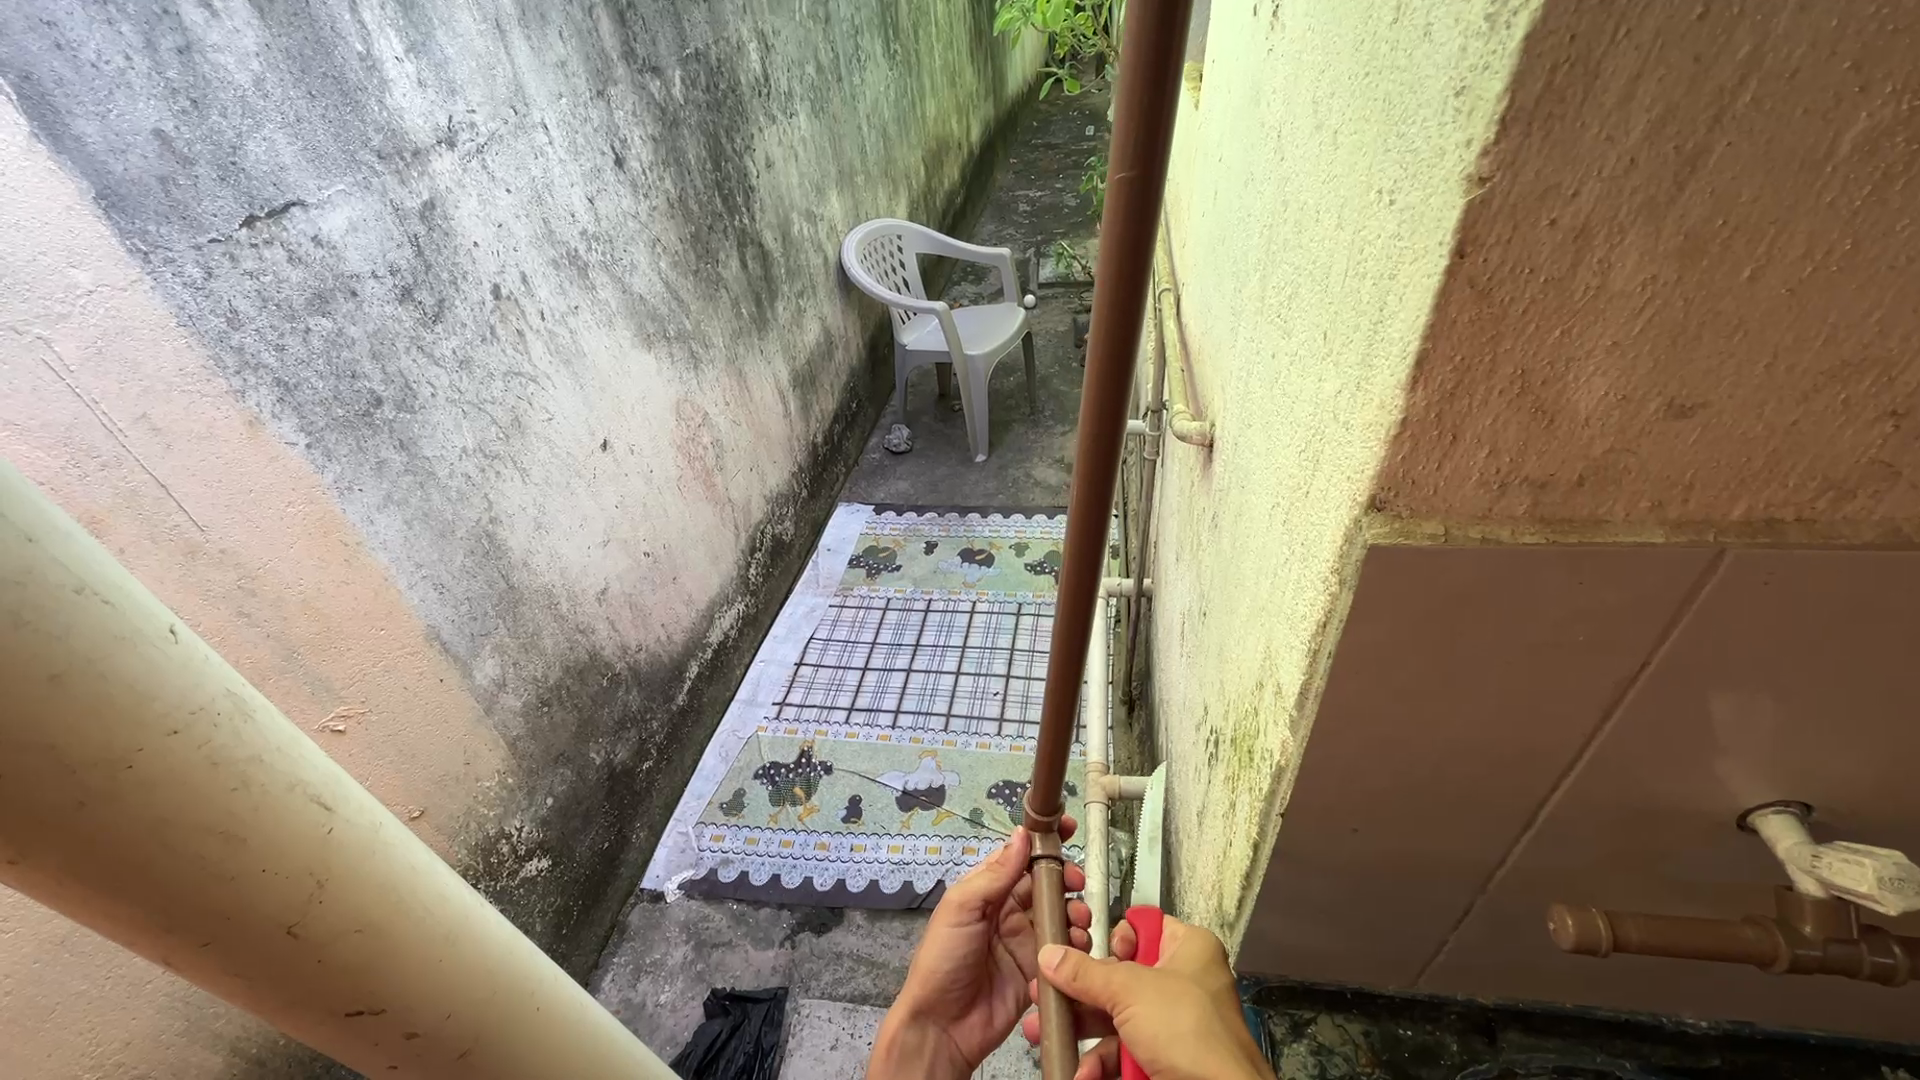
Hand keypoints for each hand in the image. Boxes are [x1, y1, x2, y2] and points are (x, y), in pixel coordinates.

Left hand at [867, 820, 1091, 1079]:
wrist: (942, 1026)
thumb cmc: (943, 959)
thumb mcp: (962, 907)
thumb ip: (995, 874)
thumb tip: (1021, 835)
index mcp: (987, 889)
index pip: (1019, 856)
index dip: (1043, 840)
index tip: (1067, 826)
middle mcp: (1009, 910)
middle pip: (1046, 883)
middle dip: (1066, 877)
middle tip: (1076, 882)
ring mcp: (1025, 940)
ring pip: (1060, 914)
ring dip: (1075, 910)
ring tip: (1079, 918)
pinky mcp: (1038, 971)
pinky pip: (1064, 950)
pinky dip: (1076, 943)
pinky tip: (1079, 944)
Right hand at [1022, 915, 1273, 1079]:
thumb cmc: (1185, 1029)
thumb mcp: (1129, 991)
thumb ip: (1085, 973)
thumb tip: (1047, 954)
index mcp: (1188, 949)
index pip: (1144, 927)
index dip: (1115, 938)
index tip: (1089, 951)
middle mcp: (1181, 982)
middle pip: (1120, 975)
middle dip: (1078, 990)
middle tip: (1043, 993)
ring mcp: (1172, 1026)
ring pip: (1116, 1017)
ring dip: (1080, 1029)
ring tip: (1044, 1033)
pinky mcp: (1164, 1061)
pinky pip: (1124, 1052)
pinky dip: (1100, 1063)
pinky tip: (1079, 1072)